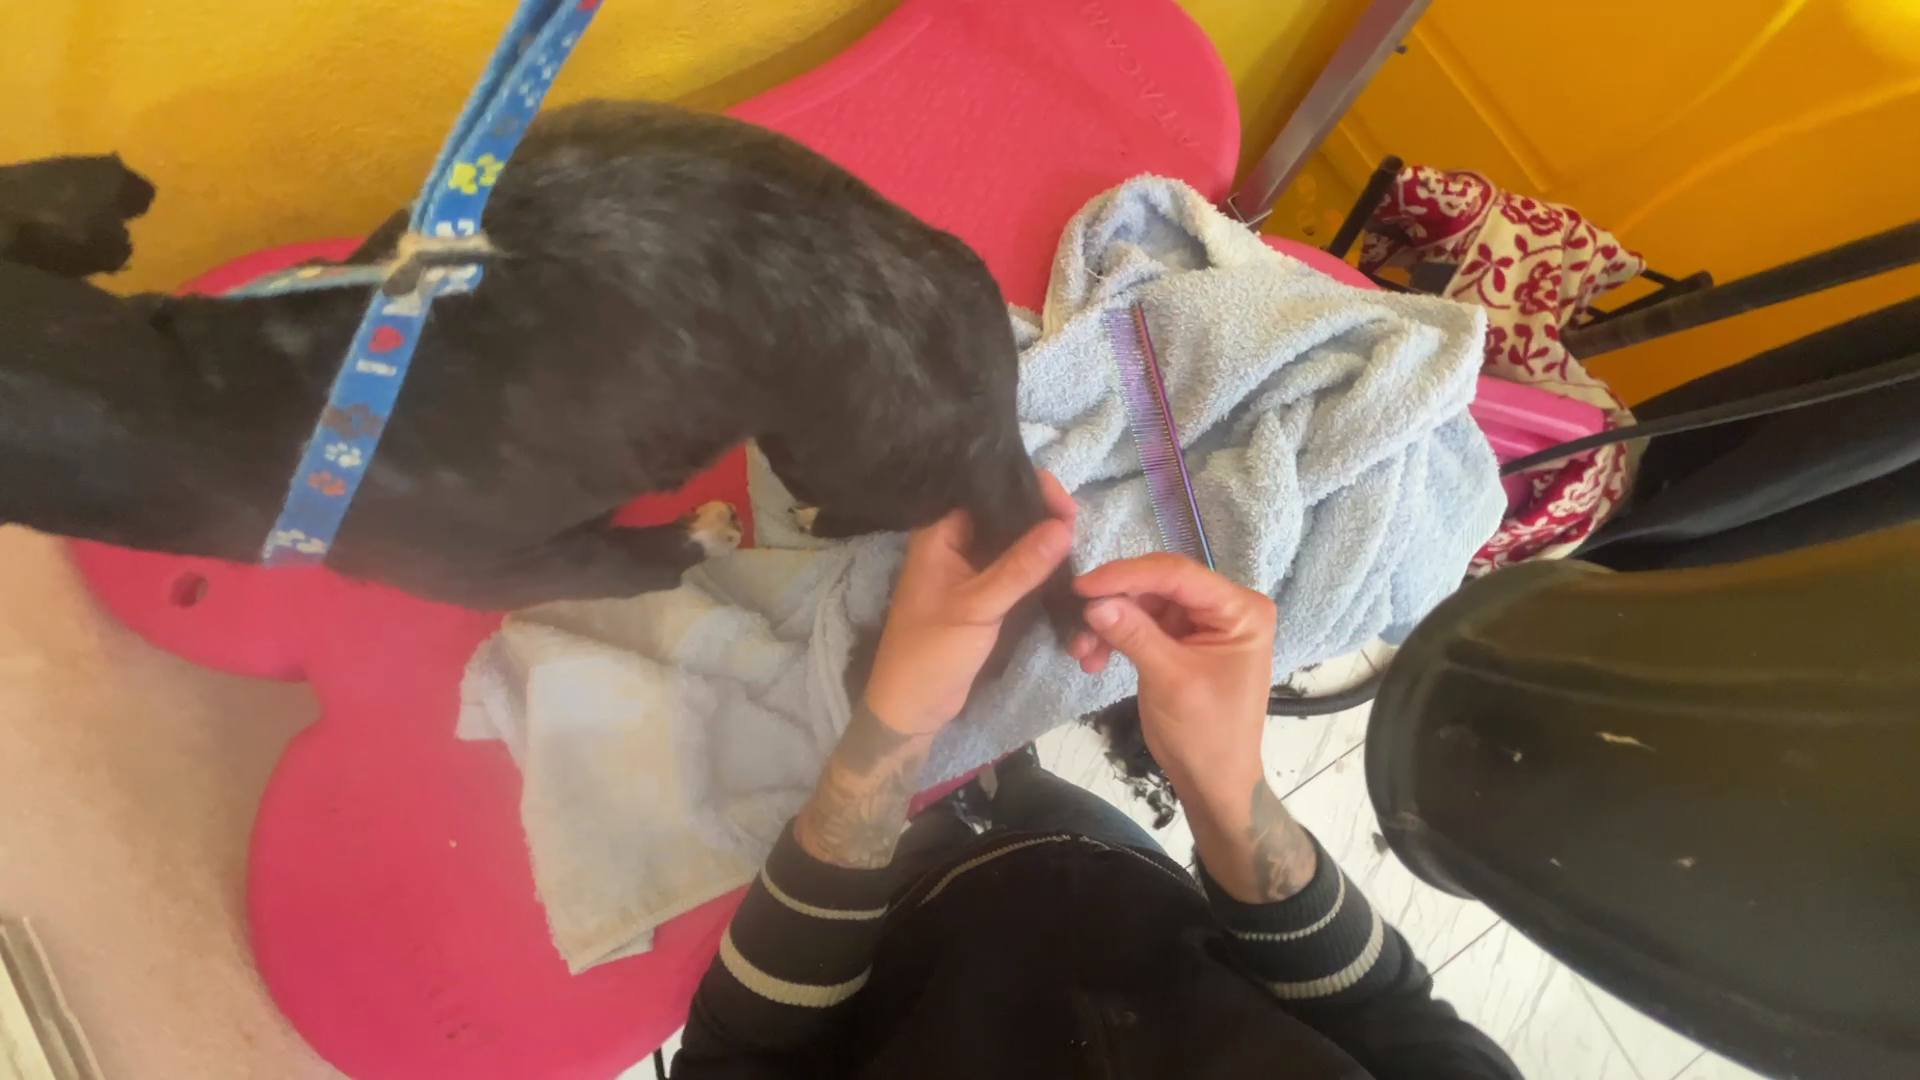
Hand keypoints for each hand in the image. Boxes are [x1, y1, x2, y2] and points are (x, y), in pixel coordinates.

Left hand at [862, 470, 1076, 735]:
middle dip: (1039, 515)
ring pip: (1010, 541)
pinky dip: (1034, 566)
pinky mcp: (981, 592)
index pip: (987, 491)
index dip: (1027, 489)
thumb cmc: (931, 652)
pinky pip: (1011, 567)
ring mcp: (967, 568)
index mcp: (939, 533)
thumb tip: (1064, 527)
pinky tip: (1061, 566)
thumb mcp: (977, 607)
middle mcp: (953, 542)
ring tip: (1076, 542)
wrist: (911, 707)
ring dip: (1039, 541)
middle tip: (1076, 523)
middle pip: (1002, 513)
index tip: (1066, 505)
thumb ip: (1020, 567)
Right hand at [1071, 555, 1314, 901]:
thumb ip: (1134, 635)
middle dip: (1115, 601)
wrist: (1213, 782)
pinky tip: (1093, 659)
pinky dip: (1115, 636)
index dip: (1127, 575)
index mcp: (1240, 609)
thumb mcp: (1169, 680)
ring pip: (1143, 603)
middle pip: (1158, 585)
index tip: (1082, 586)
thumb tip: (1093, 603)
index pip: (1177, 574)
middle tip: (1077, 618)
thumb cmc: (1206, 734)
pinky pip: (1141, 623)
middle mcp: (1224, 606)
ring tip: (1081, 652)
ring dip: (1109, 623)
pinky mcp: (1181, 637)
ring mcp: (1201, 622)